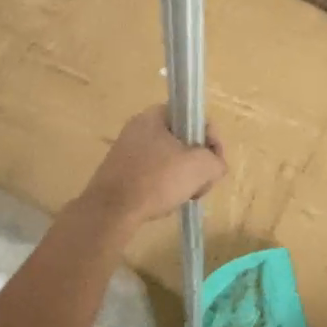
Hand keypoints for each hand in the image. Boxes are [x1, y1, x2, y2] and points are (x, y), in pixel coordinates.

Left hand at [78, 106, 227, 227]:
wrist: (110, 211)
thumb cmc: (156, 180)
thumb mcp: (200, 168)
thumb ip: (217, 161)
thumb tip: (215, 166)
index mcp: (155, 115)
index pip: (193, 117)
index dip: (210, 138)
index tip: (213, 162)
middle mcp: (139, 127)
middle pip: (183, 140)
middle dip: (197, 162)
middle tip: (201, 183)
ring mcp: (127, 150)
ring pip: (169, 158)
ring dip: (183, 176)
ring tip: (184, 195)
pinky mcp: (120, 171)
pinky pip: (152, 172)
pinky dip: (164, 185)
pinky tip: (166, 201)